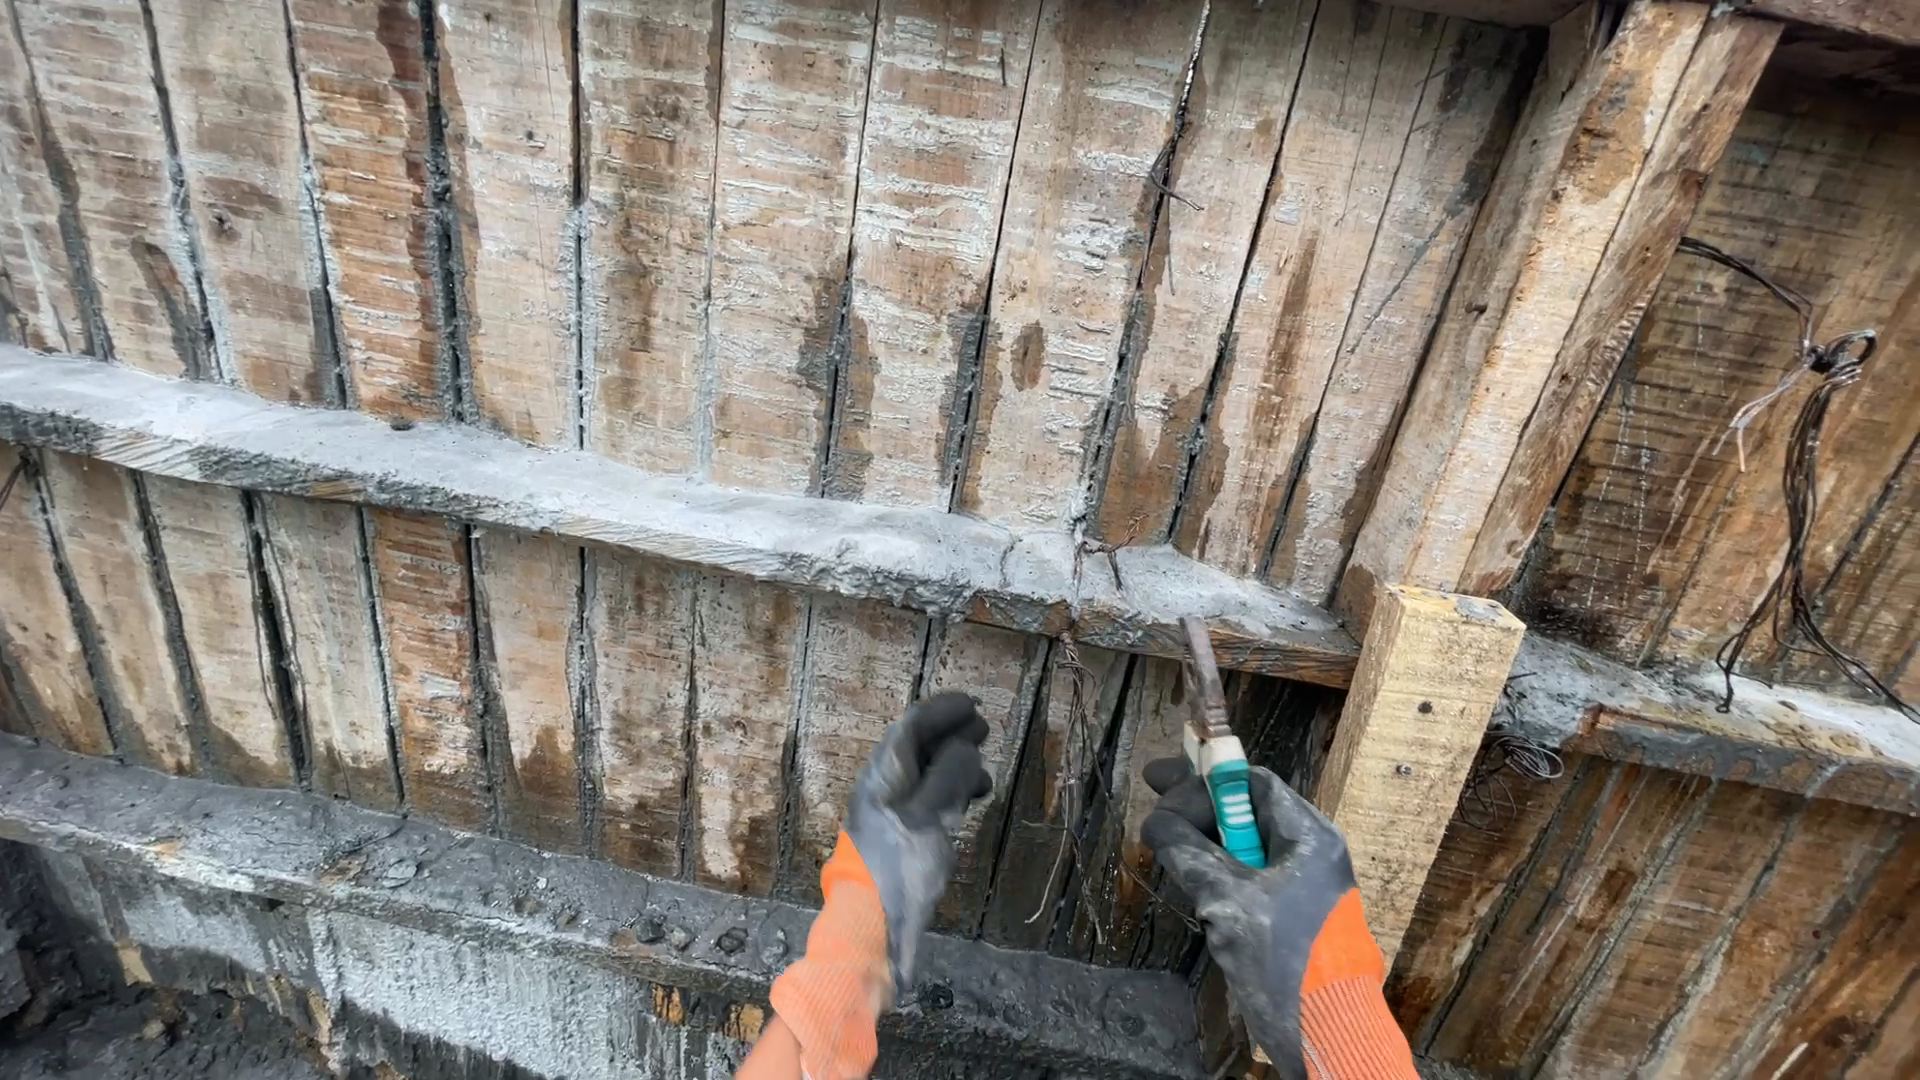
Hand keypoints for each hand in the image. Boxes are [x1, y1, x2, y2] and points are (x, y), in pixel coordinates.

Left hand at [844, 691, 992, 999]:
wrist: (871, 928)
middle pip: (919, 746)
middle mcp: (885, 785)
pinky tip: (972, 799)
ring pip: (927, 772)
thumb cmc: (898, 866)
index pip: (912, 726)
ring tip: (984, 769)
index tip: (971, 704)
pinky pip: (930, 798)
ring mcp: (892, 811)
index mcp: (883, 774)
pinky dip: (953, 791)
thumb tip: (965, 747)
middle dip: (951, 734)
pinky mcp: (903, 835)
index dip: (942, 710)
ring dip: (955, 764)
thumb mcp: (926, 816)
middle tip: (983, 729)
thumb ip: (948, 776)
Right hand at [1141, 757, 1361, 1078]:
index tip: (1162, 790)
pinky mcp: (1284, 914)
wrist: (1329, 1041)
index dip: (1204, 782)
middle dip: (1196, 802)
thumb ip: (1188, 852)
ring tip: (1163, 838)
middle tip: (1151, 788)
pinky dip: (1211, 867)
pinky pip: (1242, 874)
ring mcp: (1297, 884)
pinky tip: (1185, 871)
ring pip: (1240, 842)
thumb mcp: (1229, 900)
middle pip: (1244, 808)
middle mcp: (1305, 852)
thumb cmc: (1286, 960)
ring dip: (1200, 836)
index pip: (1251, 783)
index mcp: (1308, 837)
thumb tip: (1154, 821)